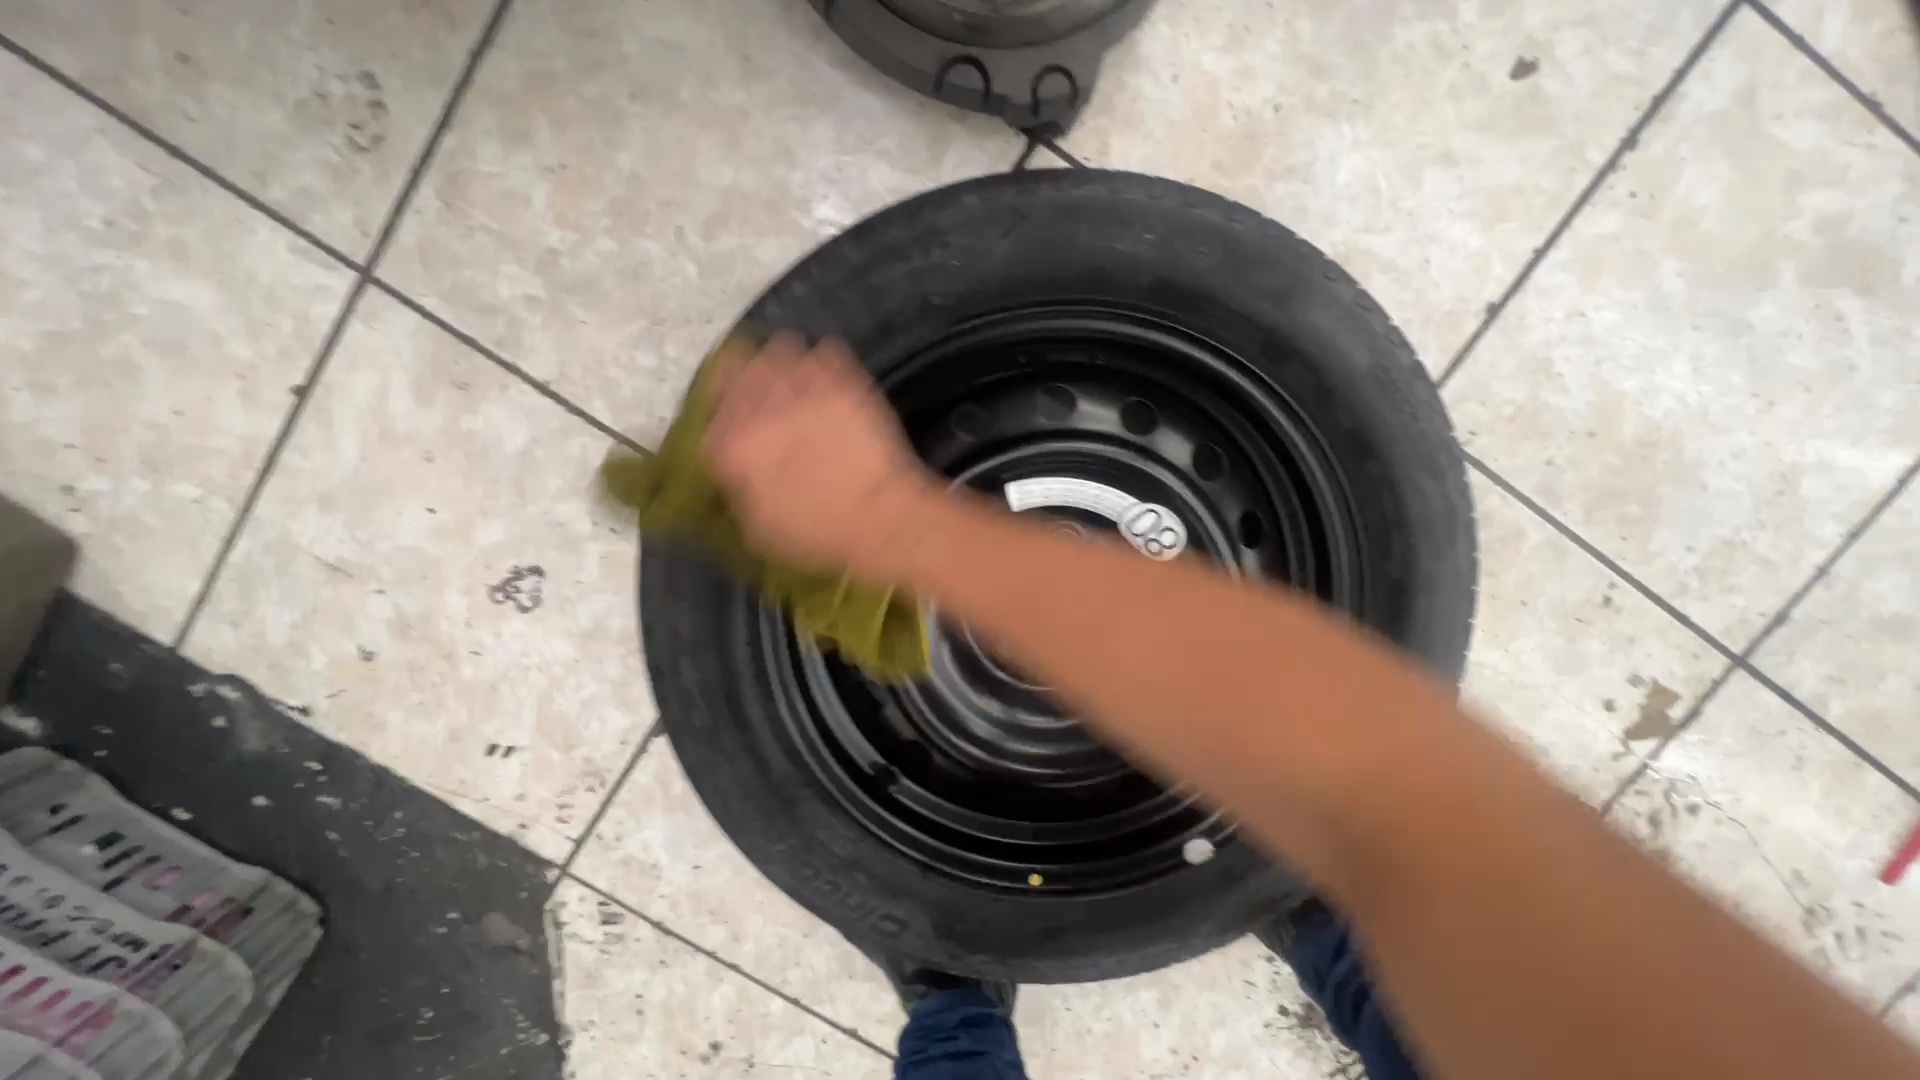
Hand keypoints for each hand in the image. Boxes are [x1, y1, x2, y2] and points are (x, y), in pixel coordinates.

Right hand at [704, 331, 941, 581]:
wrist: (882, 517)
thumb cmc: (819, 533)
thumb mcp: (759, 528)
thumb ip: (736, 489)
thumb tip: (731, 472)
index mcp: (733, 445)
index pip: (708, 410)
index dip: (719, 414)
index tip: (730, 422)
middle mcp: (761, 407)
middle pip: (737, 368)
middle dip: (744, 379)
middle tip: (759, 395)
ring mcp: (805, 387)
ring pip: (779, 349)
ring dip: (782, 363)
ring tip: (794, 381)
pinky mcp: (845, 380)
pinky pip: (825, 351)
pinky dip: (824, 362)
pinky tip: (829, 381)